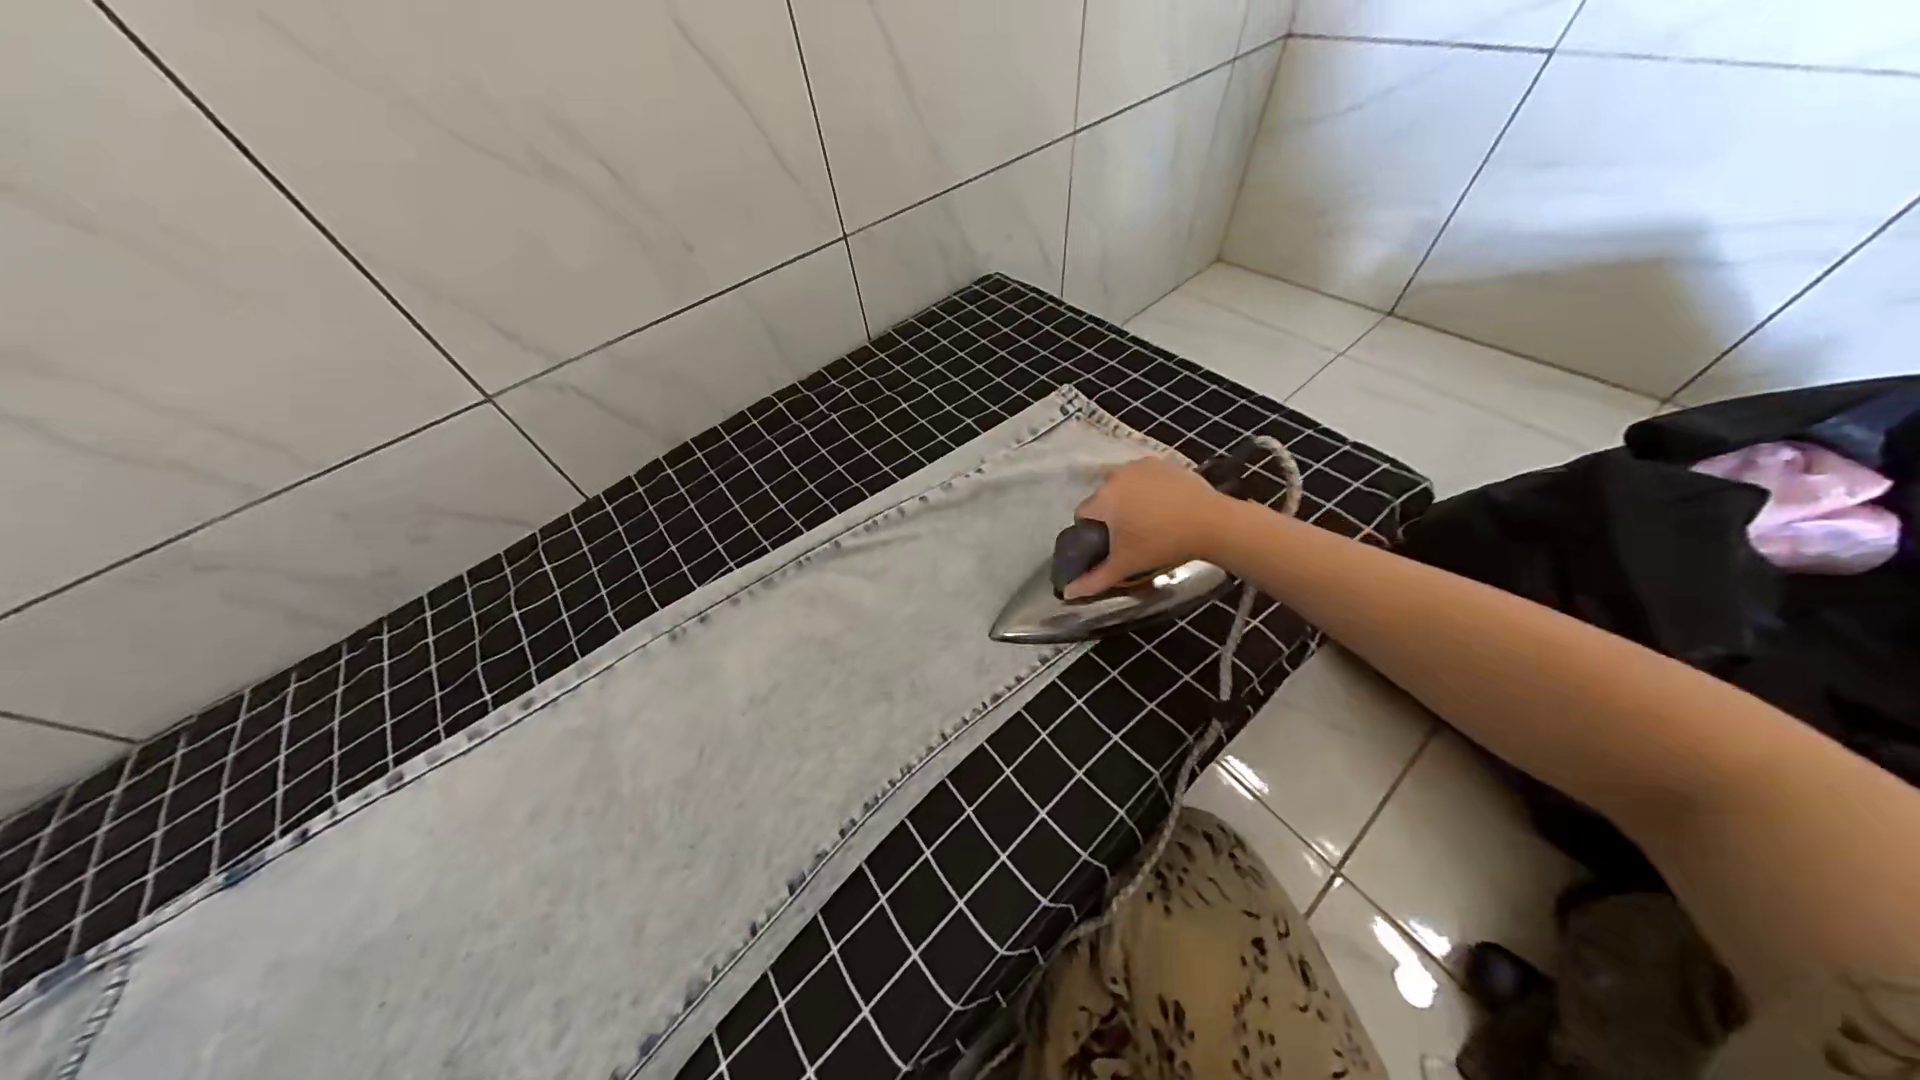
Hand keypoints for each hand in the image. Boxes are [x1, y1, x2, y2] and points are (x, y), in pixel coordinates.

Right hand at [1064, 457, 1230, 597]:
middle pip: (1102, 498)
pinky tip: (1164, 503)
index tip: (1110, 543)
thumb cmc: (1161, 544)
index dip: (1092, 531)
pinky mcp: (1161, 462)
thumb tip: (1067, 593)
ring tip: (1150, 518)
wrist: (1209, 522)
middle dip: (1112, 513)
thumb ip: (1094, 580)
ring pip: (1123, 485)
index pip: (1082, 514)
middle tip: (1132, 534)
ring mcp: (1139, 465)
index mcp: (1102, 500)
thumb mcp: (1125, 565)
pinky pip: (1143, 476)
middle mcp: (1115, 476)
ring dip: (1128, 498)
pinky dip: (1148, 487)